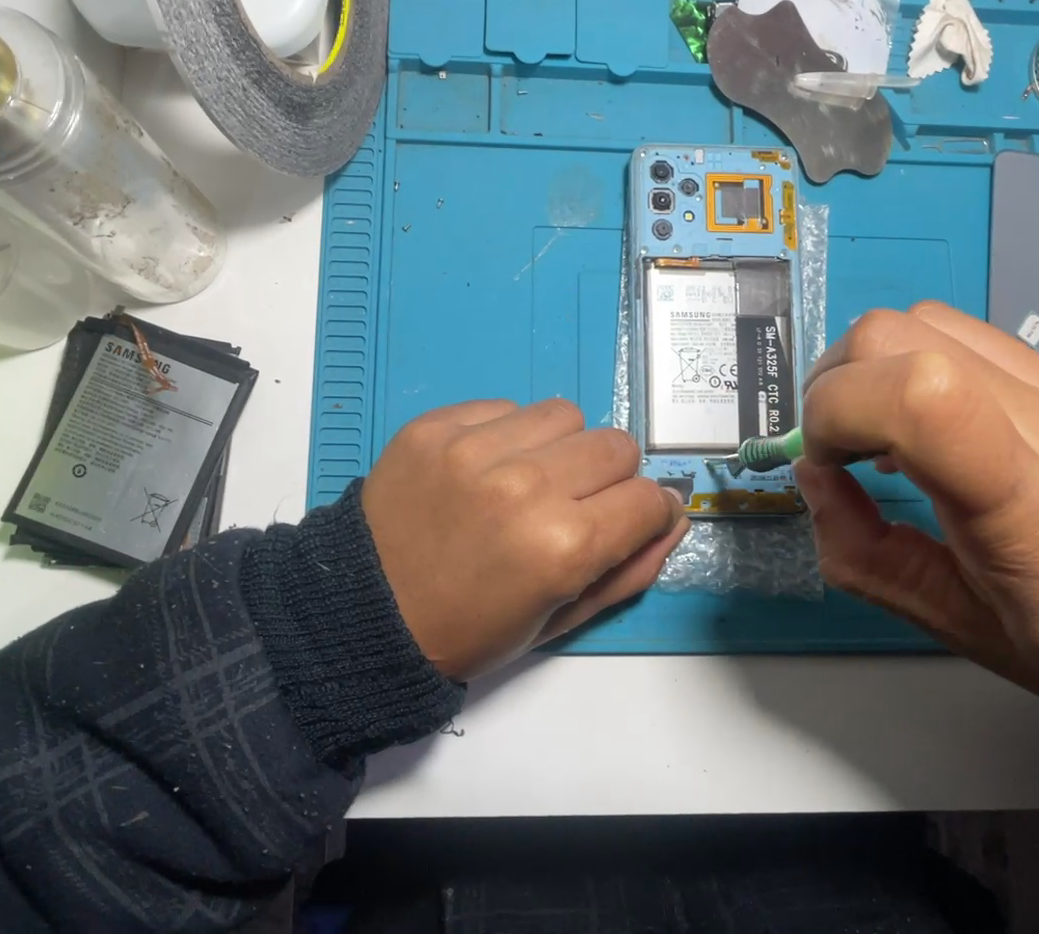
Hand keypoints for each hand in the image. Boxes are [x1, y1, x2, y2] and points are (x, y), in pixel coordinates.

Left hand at [362, 399, 687, 679]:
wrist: (365, 612)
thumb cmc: (468, 631)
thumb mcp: (558, 622)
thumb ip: (629, 570)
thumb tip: (673, 516)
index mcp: (565, 546)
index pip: (648, 498)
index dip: (647, 512)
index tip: (628, 520)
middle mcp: (527, 485)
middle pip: (615, 446)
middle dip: (610, 479)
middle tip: (574, 506)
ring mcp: (477, 448)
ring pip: (565, 414)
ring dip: (562, 447)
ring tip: (529, 480)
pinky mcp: (437, 424)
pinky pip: (506, 407)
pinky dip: (510, 434)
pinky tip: (486, 469)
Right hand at [798, 302, 1038, 778]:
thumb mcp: (969, 634)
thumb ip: (869, 557)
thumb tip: (814, 479)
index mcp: (1031, 506)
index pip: (918, 394)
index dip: (834, 411)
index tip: (825, 466)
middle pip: (898, 332)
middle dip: (833, 383)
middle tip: (836, 452)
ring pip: (929, 320)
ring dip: (870, 368)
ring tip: (876, 437)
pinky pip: (972, 340)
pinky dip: (915, 367)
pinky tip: (928, 432)